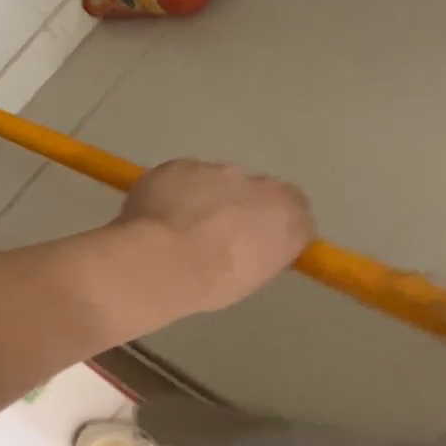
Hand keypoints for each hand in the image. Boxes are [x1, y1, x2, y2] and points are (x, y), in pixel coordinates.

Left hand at [118, 159, 315, 314]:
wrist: (166, 258)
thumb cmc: (214, 281)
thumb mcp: (255, 274)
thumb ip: (260, 248)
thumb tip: (245, 244)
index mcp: (289, 216)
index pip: (291, 210)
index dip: (266, 223)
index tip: (249, 239)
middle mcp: (258, 184)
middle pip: (248, 190)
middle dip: (231, 206)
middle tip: (207, 232)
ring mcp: (215, 169)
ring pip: (210, 179)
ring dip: (199, 195)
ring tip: (175, 224)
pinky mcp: (178, 164)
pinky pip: (178, 175)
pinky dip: (169, 189)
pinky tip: (155, 212)